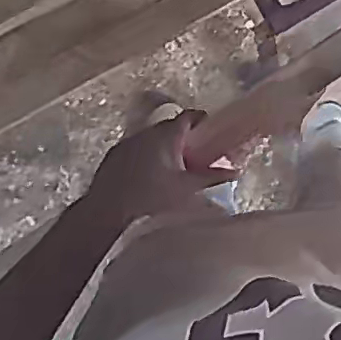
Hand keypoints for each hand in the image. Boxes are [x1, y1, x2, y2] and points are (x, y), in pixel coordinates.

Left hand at [85, 110, 236, 224]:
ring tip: (178, 173)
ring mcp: (123, 148)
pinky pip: (135, 155)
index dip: (203, 122)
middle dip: (185, 141)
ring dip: (165, 152)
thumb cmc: (154, 202)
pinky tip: (154, 184)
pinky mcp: (110, 164)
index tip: (214, 134)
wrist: (106, 222)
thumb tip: (234, 171)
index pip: (188, 117)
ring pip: (150, 143)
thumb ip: (214, 177)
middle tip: (200, 158)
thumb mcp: (191, 190)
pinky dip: (148, 162)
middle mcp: (142, 135)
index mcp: (164, 136)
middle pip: (168, 129)